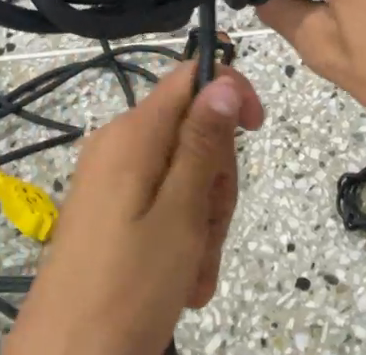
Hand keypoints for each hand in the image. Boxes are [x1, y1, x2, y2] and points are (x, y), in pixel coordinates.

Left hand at [5, 64, 264, 354]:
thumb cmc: (128, 288)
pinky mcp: (109, 214)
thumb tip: (224, 81)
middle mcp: (119, 147)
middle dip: (216, 180)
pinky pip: (161, 205)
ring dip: (203, 221)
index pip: (191, 77)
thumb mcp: (180, 214)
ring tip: (195, 271)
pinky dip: (181, 238)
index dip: (231, 93)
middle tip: (211, 230)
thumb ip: (203, 143)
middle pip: (193, 132)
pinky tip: (183, 283)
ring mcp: (111, 182)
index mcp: (134, 134)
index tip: (257, 130)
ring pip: (184, 175)